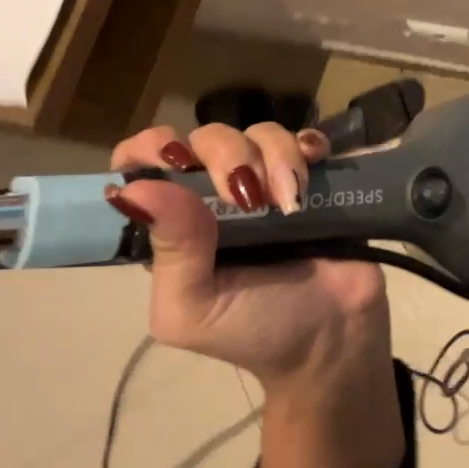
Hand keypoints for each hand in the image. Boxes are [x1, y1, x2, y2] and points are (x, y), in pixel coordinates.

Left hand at [107, 123, 401, 466]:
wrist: (333, 337)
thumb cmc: (253, 328)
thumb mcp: (194, 308)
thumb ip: (169, 251)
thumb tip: (135, 190)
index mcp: (178, 223)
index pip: (145, 164)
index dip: (150, 148)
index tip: (172, 158)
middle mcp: (219, 192)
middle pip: (209, 138)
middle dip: (229, 158)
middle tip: (250, 200)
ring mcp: (269, 179)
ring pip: (261, 132)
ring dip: (276, 158)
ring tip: (290, 202)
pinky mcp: (314, 174)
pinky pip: (307, 138)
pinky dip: (309, 144)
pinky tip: (314, 167)